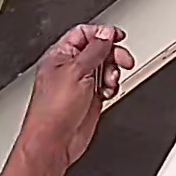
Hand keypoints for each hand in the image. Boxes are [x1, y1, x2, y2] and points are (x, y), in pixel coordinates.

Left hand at [16, 23, 134, 171]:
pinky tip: (107, 92)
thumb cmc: (52, 110)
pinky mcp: (89, 98)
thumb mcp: (77, 71)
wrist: (53, 143)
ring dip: (113, 72)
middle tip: (123, 60)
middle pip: (98, 49)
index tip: (118, 36)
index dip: (102, 32)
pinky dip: (111, 87)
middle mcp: (69, 67)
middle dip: (113, 53)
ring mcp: (80, 83)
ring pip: (105, 67)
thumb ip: (95, 50)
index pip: (84, 33)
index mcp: (60, 54)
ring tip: (110, 81)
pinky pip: (107, 84)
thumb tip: (106, 33)